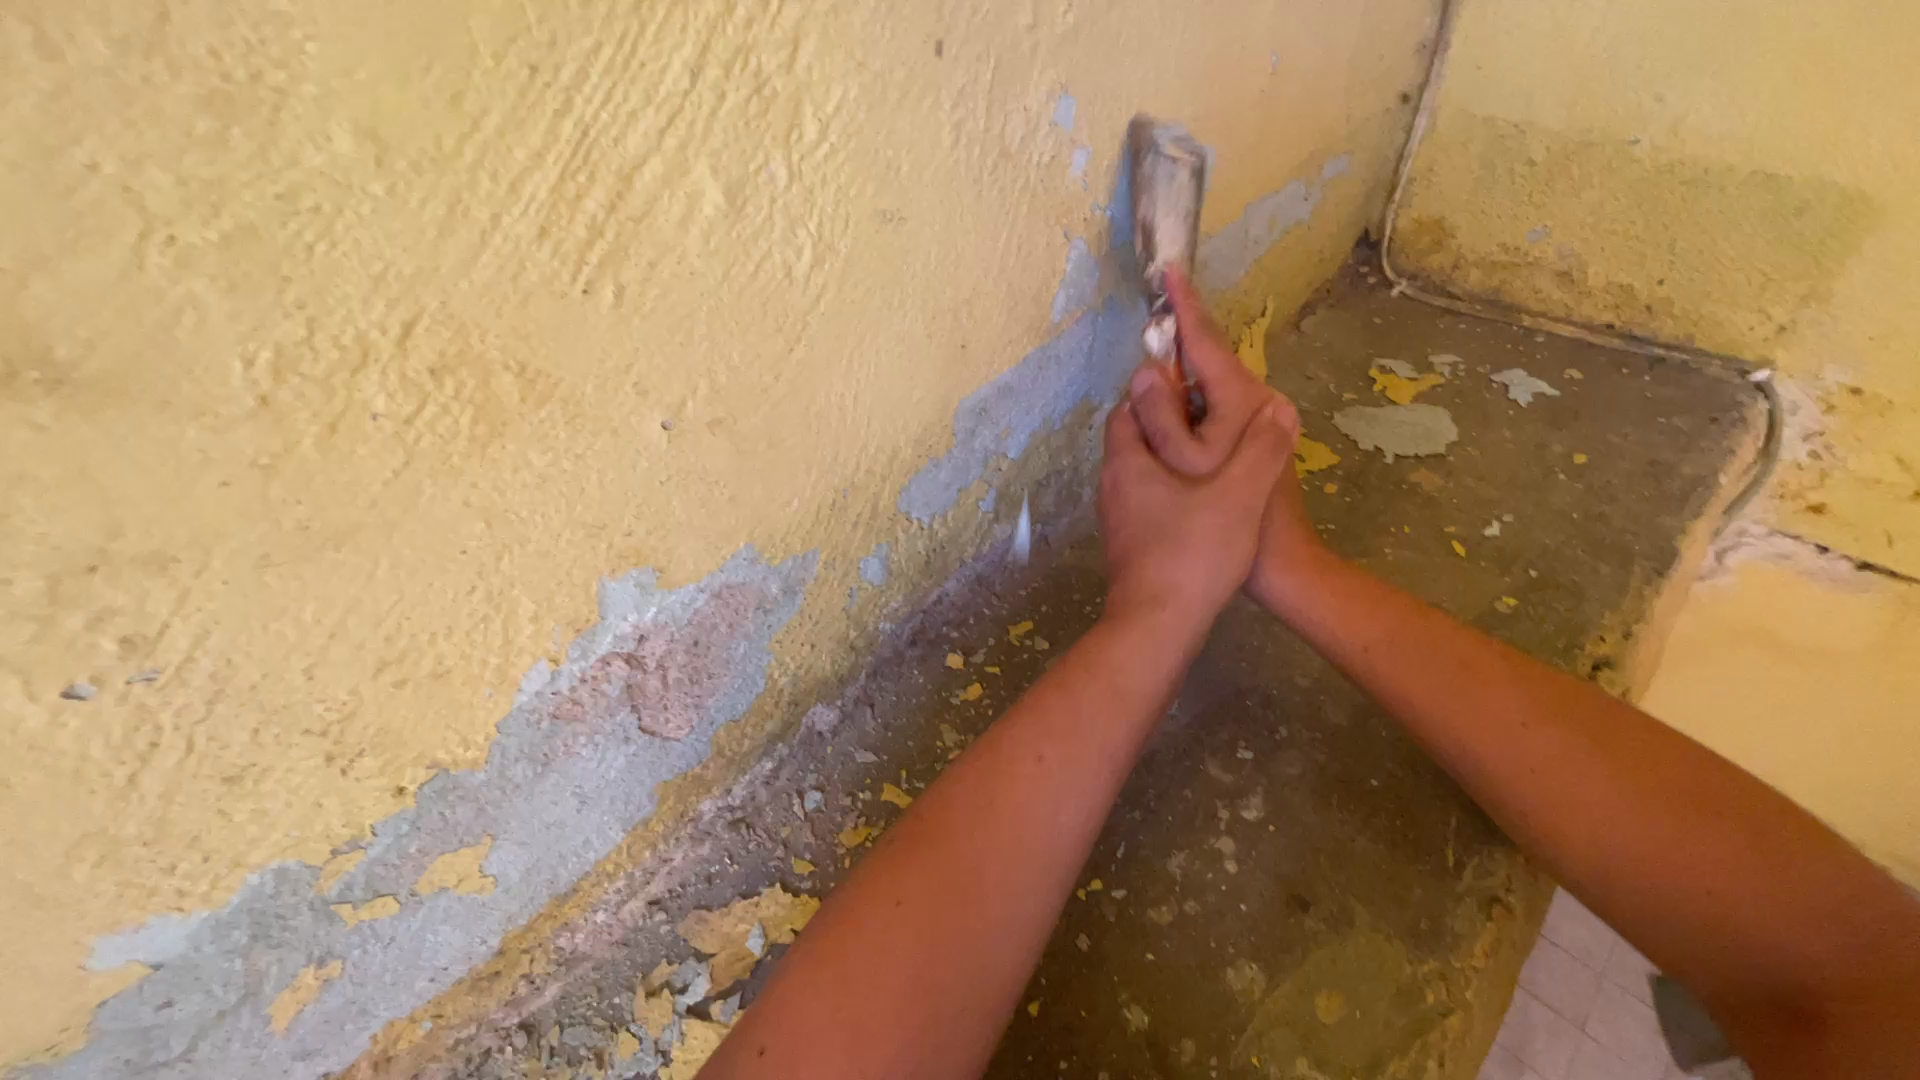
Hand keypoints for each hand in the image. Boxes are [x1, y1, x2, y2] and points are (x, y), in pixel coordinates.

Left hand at [1098, 386, 1297, 630]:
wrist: (1157, 625)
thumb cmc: (1192, 553)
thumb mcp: (1240, 495)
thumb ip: (1262, 449)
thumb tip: (1280, 408)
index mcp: (1127, 461)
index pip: (1129, 406)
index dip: (1158, 390)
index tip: (1195, 386)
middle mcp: (1112, 485)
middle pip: (1135, 438)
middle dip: (1168, 424)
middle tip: (1213, 420)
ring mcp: (1116, 518)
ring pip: (1141, 472)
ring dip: (1172, 460)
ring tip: (1216, 457)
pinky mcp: (1126, 544)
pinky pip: (1146, 501)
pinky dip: (1171, 491)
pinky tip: (1204, 502)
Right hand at [1127, 268, 1329, 609]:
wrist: (1285, 571)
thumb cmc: (1240, 524)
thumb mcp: (1189, 466)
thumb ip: (1163, 417)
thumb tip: (1144, 373)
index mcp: (1247, 402)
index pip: (1208, 344)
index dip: (1185, 307)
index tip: (1169, 270)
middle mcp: (1259, 406)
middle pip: (1206, 366)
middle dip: (1175, 347)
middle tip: (1145, 331)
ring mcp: (1257, 428)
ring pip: (1206, 393)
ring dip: (1177, 382)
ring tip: (1146, 375)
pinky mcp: (1249, 450)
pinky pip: (1209, 415)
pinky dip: (1184, 410)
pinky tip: (1164, 419)